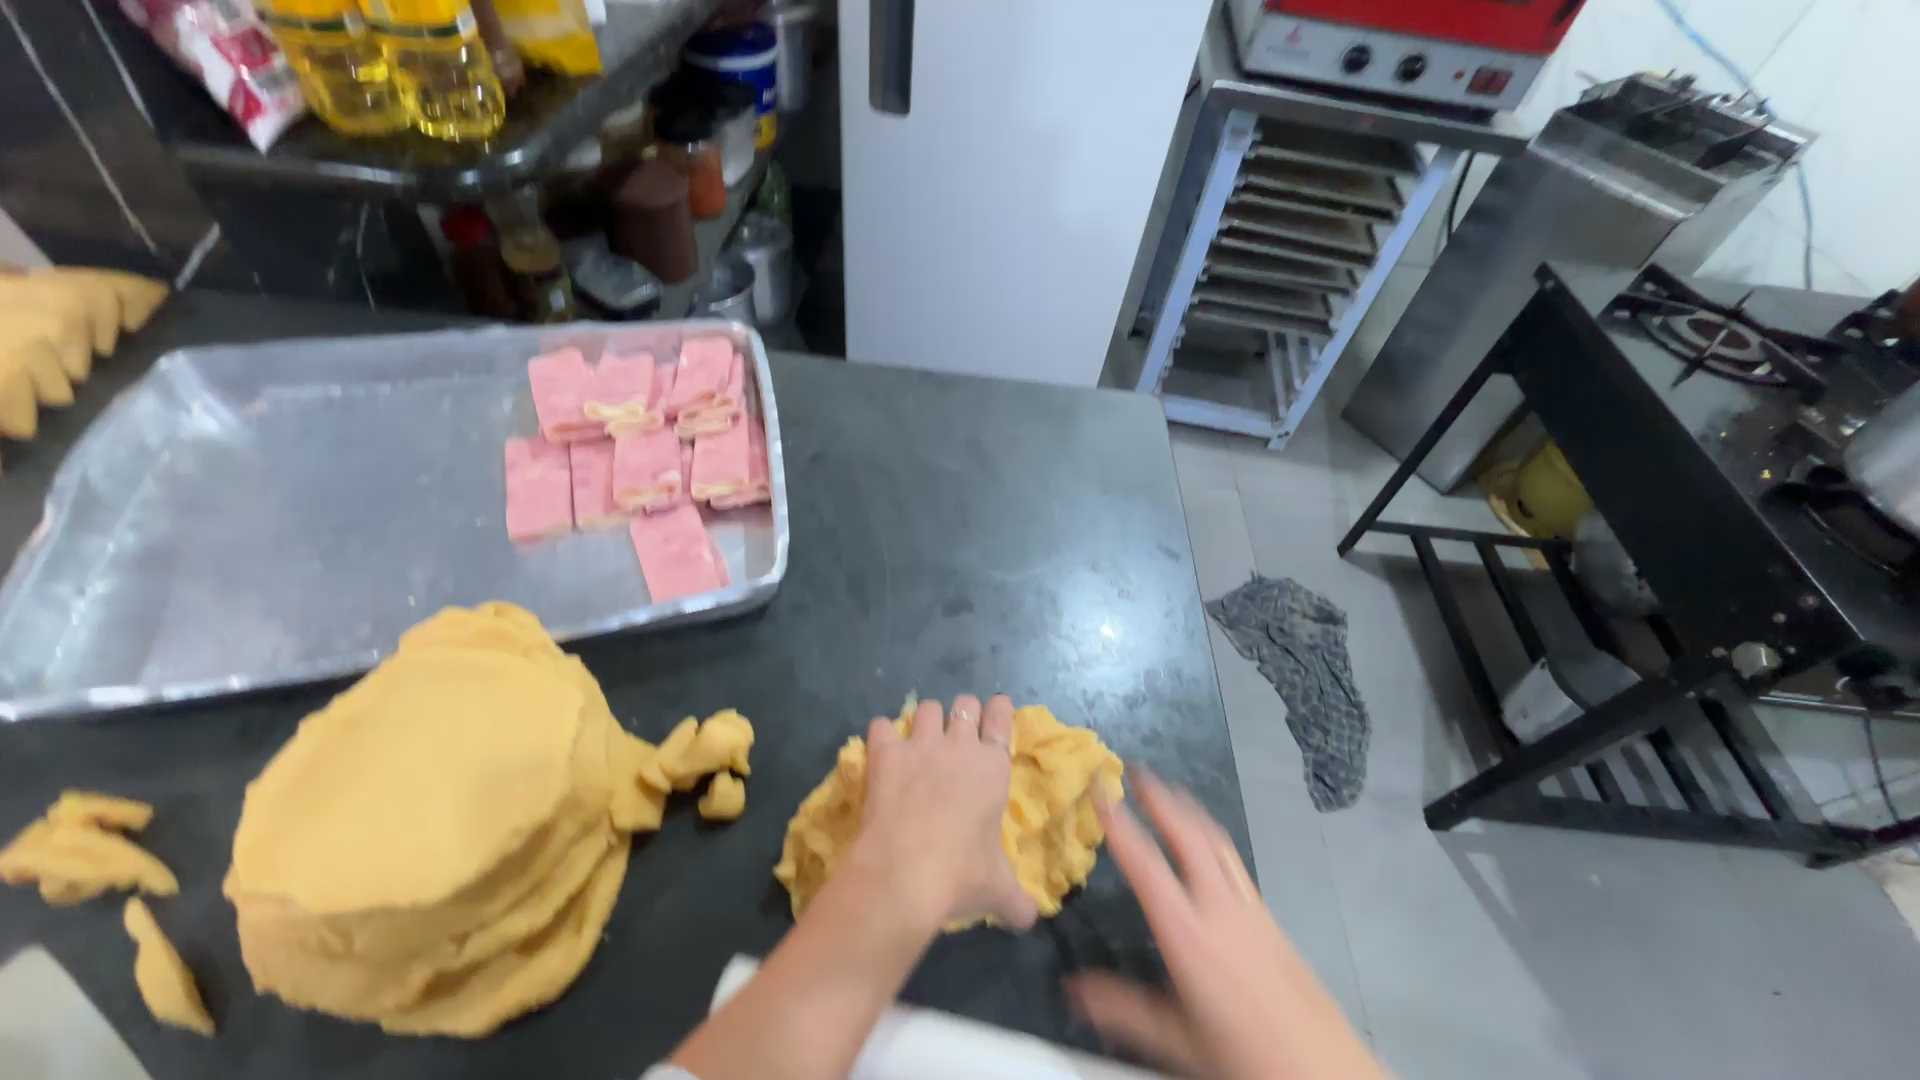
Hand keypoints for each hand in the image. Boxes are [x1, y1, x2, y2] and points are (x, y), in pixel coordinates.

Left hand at [851, 695, 1037, 931]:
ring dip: (924, 721)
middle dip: (962, 713)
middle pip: (965, 705)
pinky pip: (882, 726)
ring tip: (920, 740)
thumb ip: (1017, 901)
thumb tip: (1030, 921)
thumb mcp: (997, 890)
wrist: (905, 873)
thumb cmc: (960, 875)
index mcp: (993, 768)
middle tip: (956, 733)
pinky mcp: (885, 754)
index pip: (1001, 718)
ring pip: (926, 708)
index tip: (995, 709)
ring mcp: (921, 746)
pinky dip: (883, 735)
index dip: (998, 710)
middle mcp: (960, 747)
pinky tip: (883, 751)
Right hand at [1067, 772, 1384, 1079]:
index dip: (1121, 824)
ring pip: (1216, 842)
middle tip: (1136, 773)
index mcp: (1188, 933)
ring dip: (1189, 810)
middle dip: (1161, 799)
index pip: (1146, 865)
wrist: (1325, 1072)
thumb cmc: (1242, 1054)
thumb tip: (1072, 990)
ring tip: (1169, 791)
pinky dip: (1212, 836)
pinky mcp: (1271, 918)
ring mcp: (1251, 909)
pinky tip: (1208, 842)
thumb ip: (1122, 1008)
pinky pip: (1235, 861)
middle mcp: (1220, 909)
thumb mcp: (1174, 1039)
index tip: (1101, 791)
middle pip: (1188, 836)